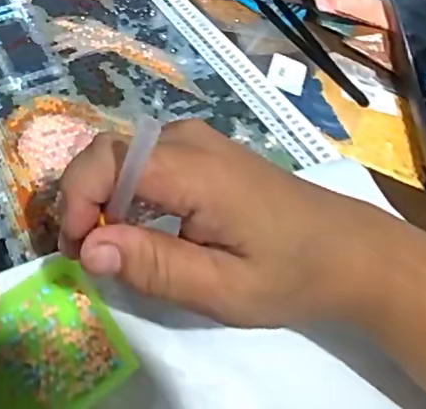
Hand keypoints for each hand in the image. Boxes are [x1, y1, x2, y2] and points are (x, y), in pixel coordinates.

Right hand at [58, 119, 390, 328]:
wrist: (349, 249)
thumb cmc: (291, 274)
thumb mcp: (224, 289)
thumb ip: (154, 266)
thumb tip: (89, 251)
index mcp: (192, 168)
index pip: (108, 161)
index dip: (78, 199)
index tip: (75, 251)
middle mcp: (183, 137)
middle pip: (107, 152)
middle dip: (81, 198)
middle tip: (82, 254)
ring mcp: (189, 136)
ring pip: (119, 153)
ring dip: (98, 195)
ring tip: (101, 246)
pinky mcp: (194, 146)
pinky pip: (139, 157)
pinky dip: (120, 189)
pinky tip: (131, 226)